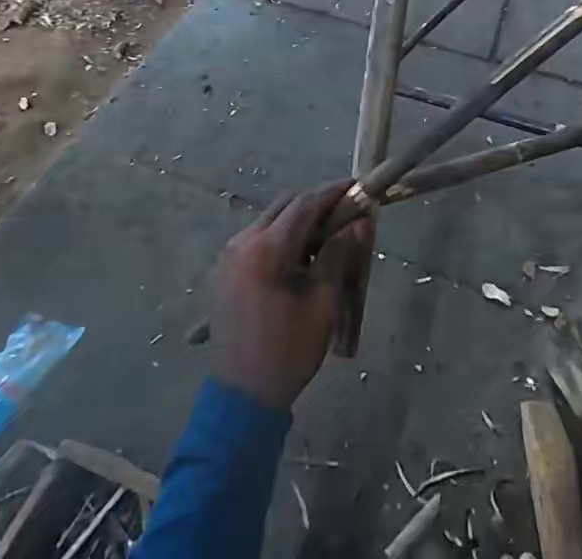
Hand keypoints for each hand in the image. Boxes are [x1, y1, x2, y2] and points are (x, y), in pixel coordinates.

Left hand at [208, 179, 372, 409]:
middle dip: (314, 206)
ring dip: (295, 223)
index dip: (332, 193)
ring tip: (324, 241)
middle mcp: (241, 242)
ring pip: (267, 222)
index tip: (355, 187)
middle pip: (283, 206)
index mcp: (266, 248)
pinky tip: (296, 260)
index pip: (304, 204)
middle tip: (344, 217)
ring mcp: (227, 255)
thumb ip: (338, 255)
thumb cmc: (289, 349)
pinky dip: (278, 239)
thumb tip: (359, 222)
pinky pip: (254, 240)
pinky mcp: (222, 270)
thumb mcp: (322, 303)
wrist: (243, 393)